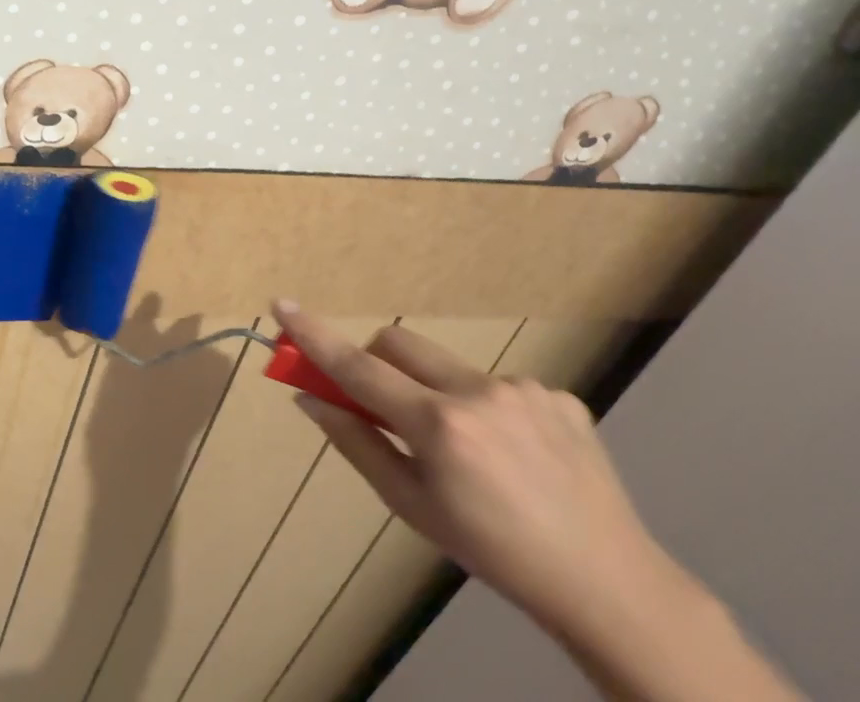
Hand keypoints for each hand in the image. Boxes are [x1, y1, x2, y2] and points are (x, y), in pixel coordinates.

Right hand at [269, 300, 680, 633]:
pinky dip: (480, 408)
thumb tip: (311, 398)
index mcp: (439, 425)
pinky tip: (508, 454)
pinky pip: (494, 386)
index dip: (314, 337)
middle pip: (398, 343)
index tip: (282, 307)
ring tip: (464, 452)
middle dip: (374, 362)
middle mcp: (480, 392)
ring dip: (432, 391)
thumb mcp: (408, 503)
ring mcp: (526, 390)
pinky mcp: (560, 397)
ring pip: (447, 367)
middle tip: (376, 405)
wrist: (606, 580)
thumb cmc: (489, 548)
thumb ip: (355, 441)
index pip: (358, 368)